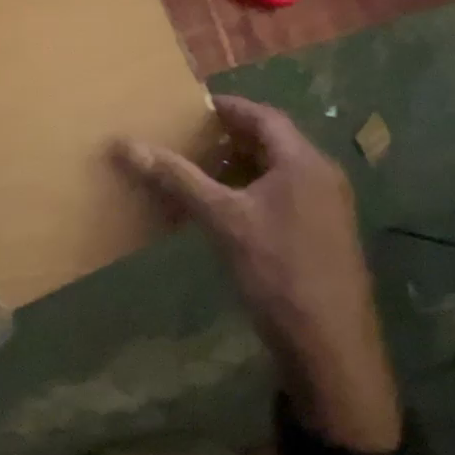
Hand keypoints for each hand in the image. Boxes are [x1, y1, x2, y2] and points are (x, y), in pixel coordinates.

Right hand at [116, 96, 401, 453]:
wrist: (331, 347)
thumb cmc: (277, 271)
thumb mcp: (221, 219)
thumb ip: (176, 177)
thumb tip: (124, 143)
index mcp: (304, 163)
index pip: (263, 115)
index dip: (224, 107)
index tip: (186, 106)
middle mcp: (321, 177)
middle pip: (271, 140)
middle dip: (226, 136)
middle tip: (183, 135)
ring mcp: (326, 208)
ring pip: (275, 169)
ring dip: (236, 164)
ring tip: (192, 168)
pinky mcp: (321, 234)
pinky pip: (282, 194)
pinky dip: (249, 189)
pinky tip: (220, 208)